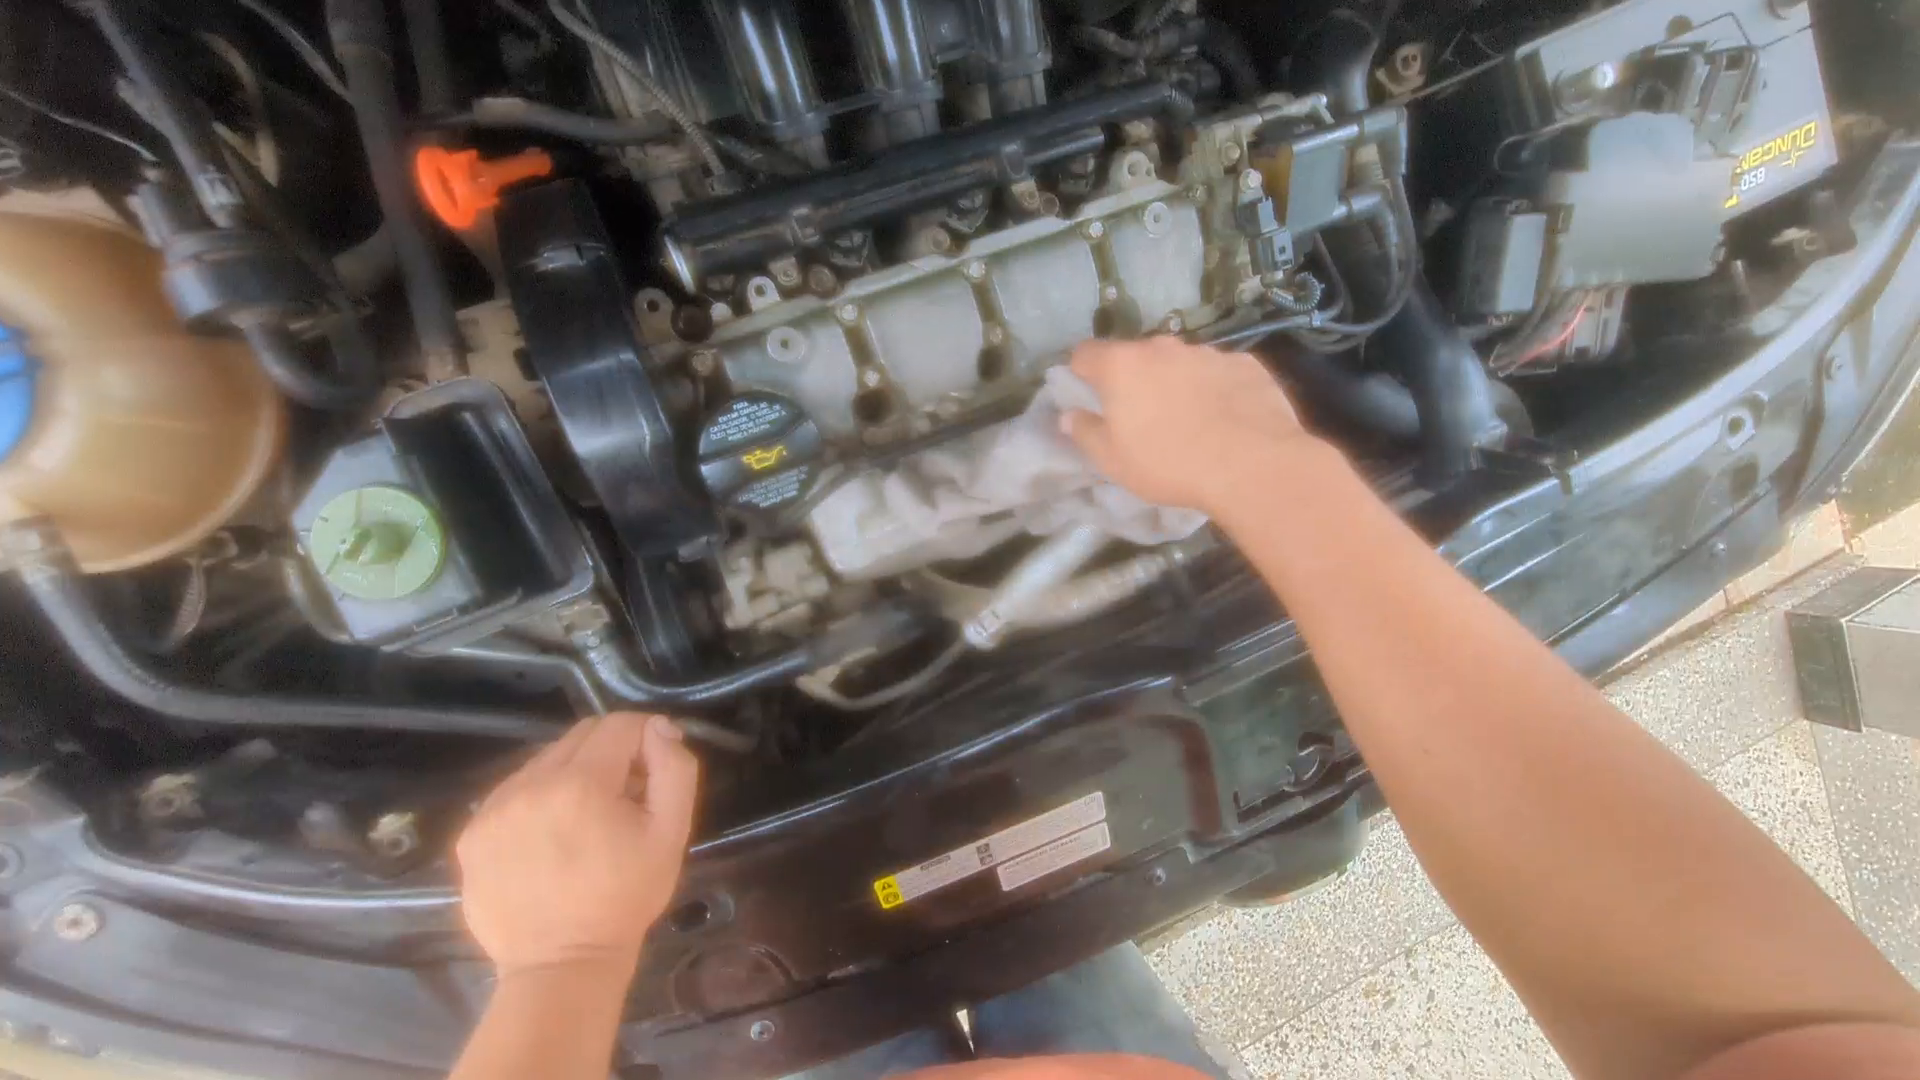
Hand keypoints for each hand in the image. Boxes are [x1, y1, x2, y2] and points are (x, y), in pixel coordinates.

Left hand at [456, 713, 698, 980]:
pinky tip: (550, 836)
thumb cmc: (626, 897)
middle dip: (610, 753)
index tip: (653, 769)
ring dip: (572, 774)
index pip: (618, 725)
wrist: (561, 967)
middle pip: (580, 736)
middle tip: (624, 796)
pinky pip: (514, 790)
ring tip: (585, 819)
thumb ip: (674, 768)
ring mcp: (493, 809)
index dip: (645, 737)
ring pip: (545, 760)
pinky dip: (538, 798)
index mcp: (582, 783)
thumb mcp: (672, 832)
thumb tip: (658, 729)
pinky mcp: (471, 834)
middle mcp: (530, 784)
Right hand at [1062, 338, 1324, 515]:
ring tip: (1187, 421)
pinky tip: (1225, 420)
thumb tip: (1068, 415)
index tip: (1086, 396)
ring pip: (1180, 363)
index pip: (1085, 353)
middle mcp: (1163, 347)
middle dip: (1133, 379)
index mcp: (1122, 365)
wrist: (1252, 464)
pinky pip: (1219, 373)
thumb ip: (1085, 432)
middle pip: (1136, 356)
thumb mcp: (1112, 460)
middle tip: (1139, 416)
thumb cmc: (1168, 463)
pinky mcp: (1247, 364)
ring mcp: (1209, 352)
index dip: (1080, 372)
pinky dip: (1215, 389)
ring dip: (1175, 383)